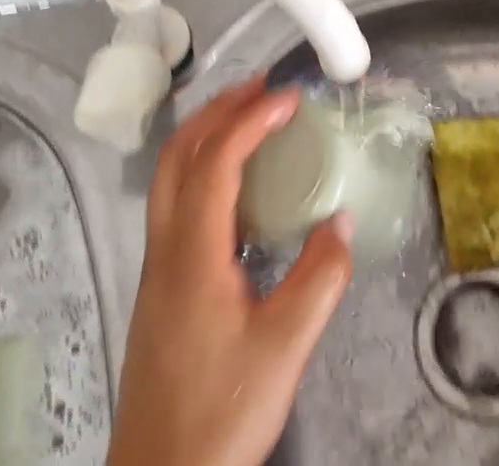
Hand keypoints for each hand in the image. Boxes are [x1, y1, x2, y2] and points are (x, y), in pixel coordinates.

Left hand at [108, 78, 354, 465]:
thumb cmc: (223, 411)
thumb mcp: (285, 348)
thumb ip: (318, 280)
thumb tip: (341, 221)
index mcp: (192, 256)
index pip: (215, 165)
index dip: (250, 122)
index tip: (288, 97)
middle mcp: (165, 250)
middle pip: (177, 157)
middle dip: (217, 111)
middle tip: (261, 88)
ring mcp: (157, 269)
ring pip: (169, 180)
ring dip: (205, 137)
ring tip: (249, 120)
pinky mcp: (161, 288)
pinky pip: (175, 204)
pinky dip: (203, 171)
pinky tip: (238, 189)